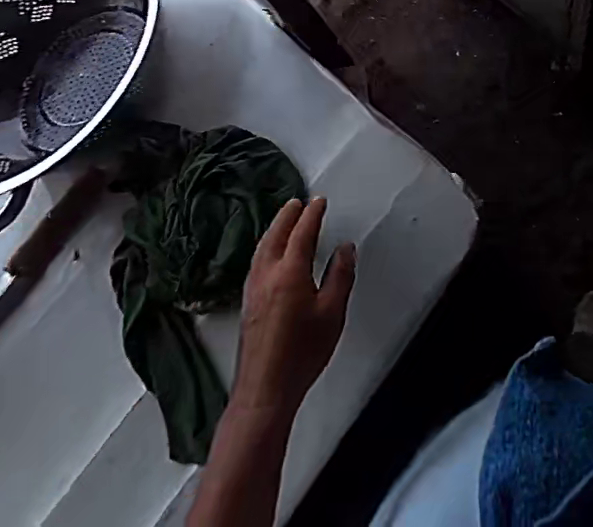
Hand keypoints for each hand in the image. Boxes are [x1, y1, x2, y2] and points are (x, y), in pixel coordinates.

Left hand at [231, 197, 356, 414]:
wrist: (264, 390)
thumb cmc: (302, 353)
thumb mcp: (332, 312)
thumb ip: (340, 276)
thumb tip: (345, 249)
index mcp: (290, 273)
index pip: (302, 234)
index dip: (312, 215)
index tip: (319, 202)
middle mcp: (267, 276)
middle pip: (275, 236)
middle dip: (287, 216)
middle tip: (297, 202)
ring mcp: (253, 290)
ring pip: (262, 248)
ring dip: (274, 229)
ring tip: (283, 220)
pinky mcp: (247, 304)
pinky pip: (256, 262)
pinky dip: (266, 246)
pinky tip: (269, 253)